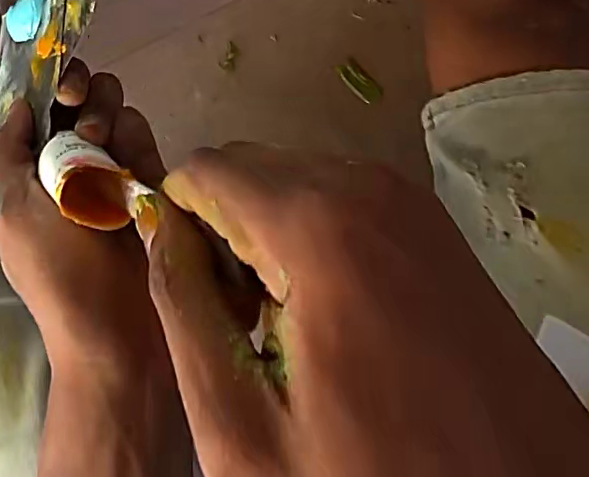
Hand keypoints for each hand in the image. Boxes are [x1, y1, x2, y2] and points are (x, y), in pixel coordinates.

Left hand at [0, 60, 188, 475]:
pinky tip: (135, 176)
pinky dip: (139, 145)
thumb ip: (6, 149)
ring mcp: (112, 162)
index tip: (59, 94)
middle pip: (83, 90)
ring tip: (105, 162)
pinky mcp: (148, 176)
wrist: (115, 332)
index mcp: (32, 159)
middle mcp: (71, 153)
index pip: (41, 99)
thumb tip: (20, 105)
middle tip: (83, 126)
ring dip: (109, 120)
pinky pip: (143, 137)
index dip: (49, 83)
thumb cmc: (54, 271)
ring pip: (115, 106)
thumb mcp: (9, 208)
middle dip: (84, 94)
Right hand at [142, 144, 588, 476]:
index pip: (200, 170)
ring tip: (286, 322)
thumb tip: (155, 220)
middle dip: (220, 223)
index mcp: (317, 223)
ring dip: (262, 228)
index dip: (178, 221)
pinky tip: (332, 311)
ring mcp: (409, 200)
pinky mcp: (433, 224)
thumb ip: (180, 301)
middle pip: (243, 166)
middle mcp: (365, 186)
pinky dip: (308, 231)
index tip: (198, 294)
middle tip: (241, 317)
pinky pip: (334, 194)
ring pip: (285, 176)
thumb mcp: (243, 423)